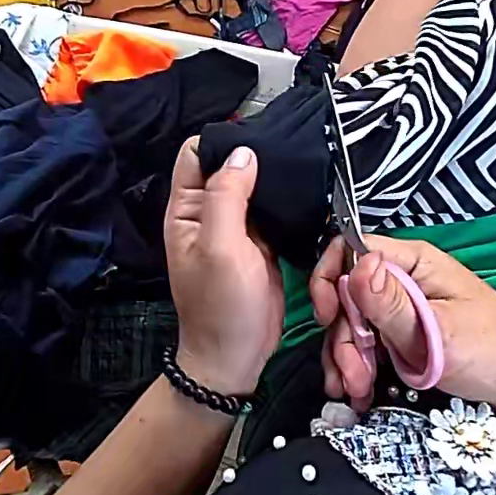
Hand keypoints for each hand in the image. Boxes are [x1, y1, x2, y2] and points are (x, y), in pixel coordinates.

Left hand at [165, 140, 281, 395]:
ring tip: (305, 166)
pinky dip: (289, 202)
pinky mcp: (264, 242)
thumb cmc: (222, 304)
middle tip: (292, 149)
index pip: (197, 155)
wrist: (238, 355)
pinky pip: (275, 211)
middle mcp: (210, 212)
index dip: (224, 142)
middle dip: (257, 155)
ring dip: (276, 179)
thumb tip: (244, 151)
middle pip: (231, 166)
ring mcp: (239, 228)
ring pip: (257, 187)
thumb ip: (228, 197)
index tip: (259, 139)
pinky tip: (308, 194)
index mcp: (187, 209)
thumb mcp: (220, 247)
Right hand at [308, 234, 495, 418]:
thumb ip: (392, 304)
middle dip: (343, 336)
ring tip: (357, 391)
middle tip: (352, 376)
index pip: (353, 249)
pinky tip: (360, 391)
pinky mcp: (408, 335)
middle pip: (348, 295)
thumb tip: (355, 266)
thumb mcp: (439, 332)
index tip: (328, 317)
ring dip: (348, 358)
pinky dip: (359, 367)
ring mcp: (406, 309)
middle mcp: (407, 280)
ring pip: (355, 324)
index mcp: (416, 263)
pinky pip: (370, 345)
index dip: (332, 279)